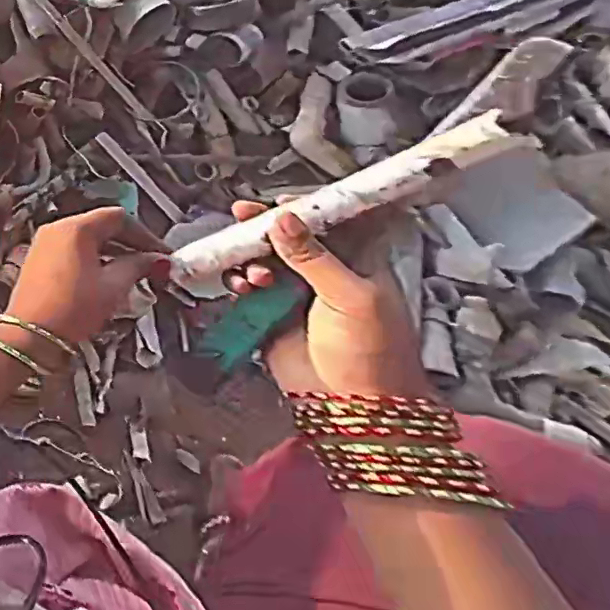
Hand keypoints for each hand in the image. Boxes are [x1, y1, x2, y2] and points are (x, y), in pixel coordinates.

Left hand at [7, 208, 168, 346]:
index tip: (163, 255)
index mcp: (75, 228)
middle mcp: (56, 227)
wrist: (30, 332)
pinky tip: (106, 276)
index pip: (118, 217)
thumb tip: (157, 259)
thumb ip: (137, 266)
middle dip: (129, 243)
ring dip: (112, 250)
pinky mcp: (38, 257)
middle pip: (100, 225)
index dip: (145, 234)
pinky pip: (71, 248)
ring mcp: (44, 241)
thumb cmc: (75, 306)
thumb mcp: (113, 286)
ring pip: (86, 237)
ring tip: (134, 273)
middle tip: (152, 265)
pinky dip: (92, 257)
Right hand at [226, 200, 428, 397]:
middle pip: (287, 236)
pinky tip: (242, 285)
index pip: (329, 222)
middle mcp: (323, 272)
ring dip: (250, 257)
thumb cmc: (370, 353)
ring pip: (262, 257)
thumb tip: (282, 217)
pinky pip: (246, 284)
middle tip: (241, 216)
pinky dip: (239, 280)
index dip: (303, 208)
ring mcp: (294, 291)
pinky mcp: (269, 310)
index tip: (277, 202)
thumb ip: (313, 255)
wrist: (351, 407)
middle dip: (263, 226)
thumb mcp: (350, 297)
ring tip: (255, 274)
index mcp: (356, 263)